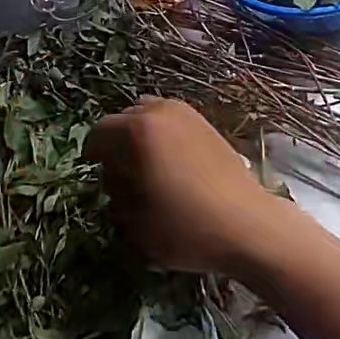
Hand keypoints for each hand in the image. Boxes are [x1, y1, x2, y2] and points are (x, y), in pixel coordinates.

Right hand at [83, 97, 288, 275]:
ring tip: (147, 168)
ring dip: (140, 136)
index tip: (93, 173)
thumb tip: (114, 178)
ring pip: (148, 115)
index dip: (92, 154)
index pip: (99, 132)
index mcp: (137, 129)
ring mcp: (185, 113)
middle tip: (121, 176)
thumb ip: (115, 192)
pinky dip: (162, 135)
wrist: (248, 225)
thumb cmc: (185, 227)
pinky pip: (170, 120)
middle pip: (123, 119)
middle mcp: (159, 111)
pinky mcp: (204, 122)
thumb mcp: (134, 220)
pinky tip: (171, 165)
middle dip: (116, 144)